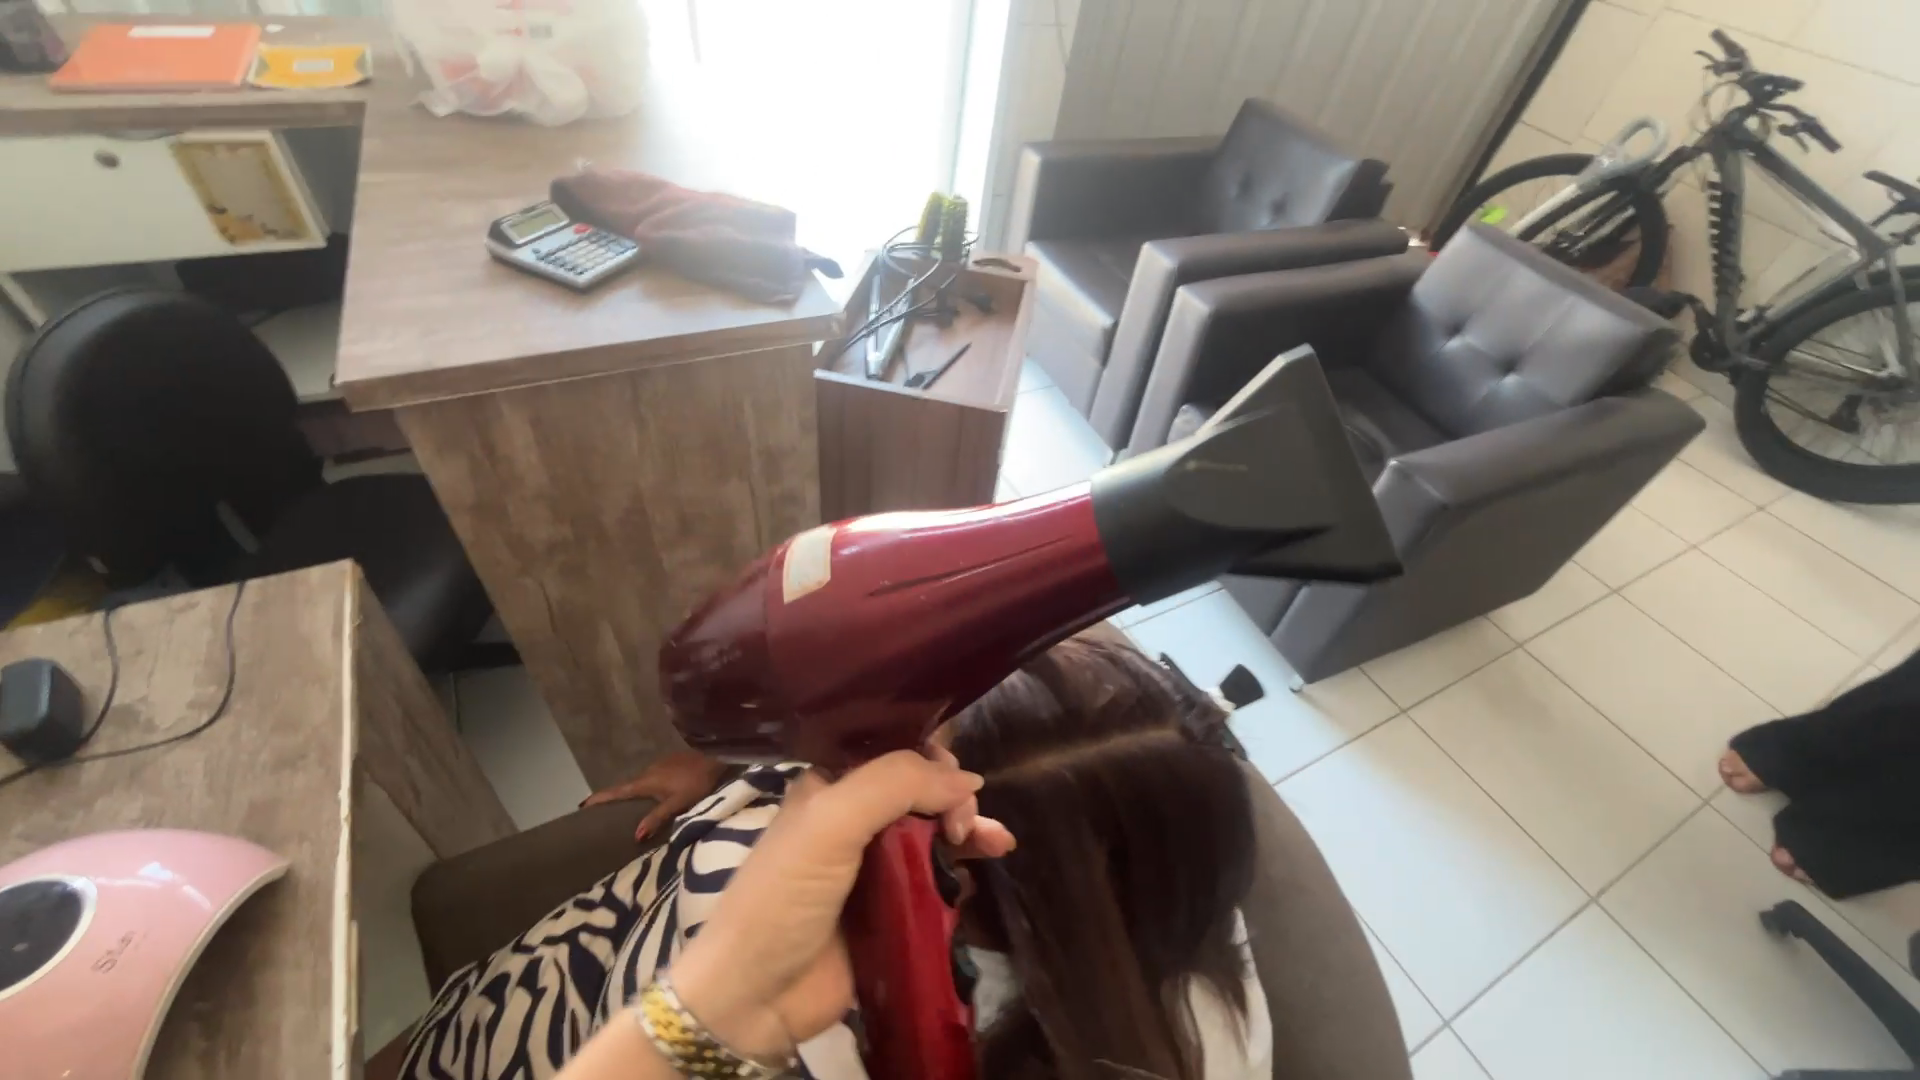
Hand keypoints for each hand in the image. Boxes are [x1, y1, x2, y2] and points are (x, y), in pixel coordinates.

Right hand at [581, 749, 727, 841]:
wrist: (718, 760)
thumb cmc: (697, 783)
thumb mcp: (678, 803)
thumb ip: (657, 817)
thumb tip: (635, 835)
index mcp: (646, 782)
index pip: (617, 791)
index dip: (600, 798)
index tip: (582, 805)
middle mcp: (648, 770)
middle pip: (627, 786)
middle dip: (614, 797)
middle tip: (601, 812)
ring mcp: (660, 764)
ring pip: (641, 781)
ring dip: (632, 792)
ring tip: (624, 807)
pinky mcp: (670, 761)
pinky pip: (652, 776)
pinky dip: (647, 786)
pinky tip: (651, 795)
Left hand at [667, 749, 1016, 1057]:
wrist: (758, 997)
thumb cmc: (785, 893)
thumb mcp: (832, 820)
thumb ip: (897, 785)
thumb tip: (968, 777)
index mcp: (833, 783)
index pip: (892, 748)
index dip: (930, 753)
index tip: (953, 773)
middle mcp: (857, 813)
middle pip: (923, 785)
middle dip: (953, 792)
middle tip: (961, 822)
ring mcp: (878, 860)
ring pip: (938, 824)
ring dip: (971, 822)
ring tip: (993, 840)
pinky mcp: (897, 902)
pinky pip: (942, 867)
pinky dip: (970, 855)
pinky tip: (995, 851)